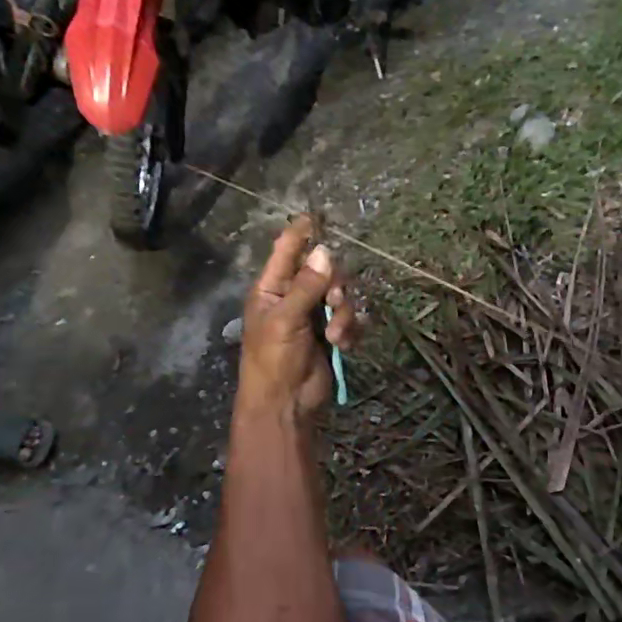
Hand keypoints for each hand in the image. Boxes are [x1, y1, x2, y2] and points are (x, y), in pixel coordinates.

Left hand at [236, 217, 357, 422]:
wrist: (285, 405)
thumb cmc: (273, 361)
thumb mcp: (286, 320)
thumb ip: (306, 286)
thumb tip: (325, 251)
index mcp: (272, 289)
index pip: (287, 251)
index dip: (301, 233)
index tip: (318, 216)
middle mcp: (293, 298)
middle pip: (323, 273)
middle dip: (334, 287)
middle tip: (335, 302)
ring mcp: (313, 318)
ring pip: (340, 298)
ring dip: (343, 315)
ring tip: (336, 336)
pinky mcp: (330, 337)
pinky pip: (349, 321)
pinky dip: (349, 331)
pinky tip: (344, 346)